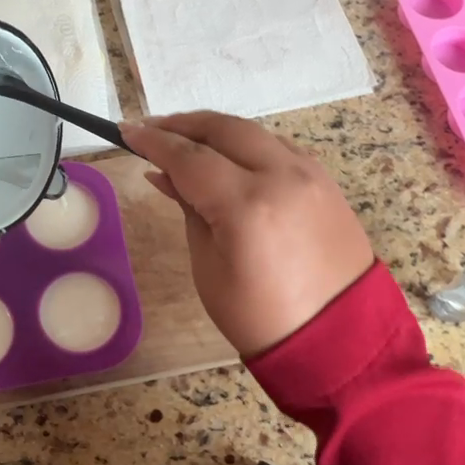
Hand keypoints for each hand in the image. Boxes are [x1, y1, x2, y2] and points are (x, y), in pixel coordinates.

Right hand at [123, 113, 373, 357]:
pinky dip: (248, 146)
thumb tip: (164, 175)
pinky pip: (279, 149)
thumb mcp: (208, 266)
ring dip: (217, 132)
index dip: (153, 142)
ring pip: (254, 133)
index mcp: (247, 205)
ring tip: (186, 142)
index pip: (189, 157)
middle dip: (184, 124)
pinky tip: (229, 158)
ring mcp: (311, 175)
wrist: (338, 340)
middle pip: (224, 129)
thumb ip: (189, 209)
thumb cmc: (259, 316)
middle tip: (153, 130)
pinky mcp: (327, 183)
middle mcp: (282, 176)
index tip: (125, 132)